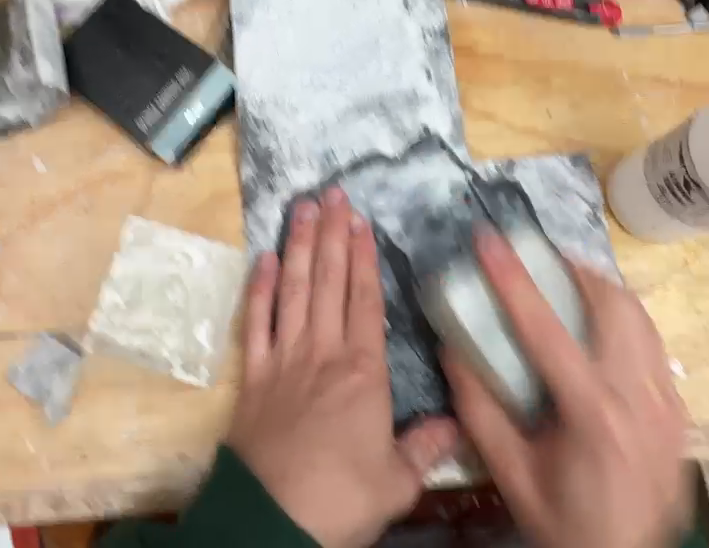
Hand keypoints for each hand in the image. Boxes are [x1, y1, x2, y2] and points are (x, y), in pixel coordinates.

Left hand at [228, 188, 459, 547]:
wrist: (272, 522)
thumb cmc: (342, 500)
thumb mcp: (396, 482)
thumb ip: (425, 448)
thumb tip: (456, 425)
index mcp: (362, 370)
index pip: (365, 300)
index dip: (363, 257)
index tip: (360, 220)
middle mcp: (322, 352)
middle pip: (328, 281)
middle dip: (332, 234)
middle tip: (331, 193)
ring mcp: (283, 359)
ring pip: (293, 290)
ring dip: (299, 246)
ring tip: (302, 208)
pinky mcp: (252, 376)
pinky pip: (255, 322)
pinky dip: (259, 289)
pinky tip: (264, 259)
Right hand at [445, 231, 689, 547]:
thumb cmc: (563, 521)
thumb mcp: (509, 472)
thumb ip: (478, 409)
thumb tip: (452, 347)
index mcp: (594, 416)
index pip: (547, 328)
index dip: (512, 278)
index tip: (488, 239)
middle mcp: (640, 399)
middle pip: (612, 304)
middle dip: (571, 268)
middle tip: (536, 257)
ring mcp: (667, 403)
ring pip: (639, 316)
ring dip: (599, 289)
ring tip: (565, 280)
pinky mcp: (678, 410)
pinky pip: (651, 343)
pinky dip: (621, 318)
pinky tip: (595, 327)